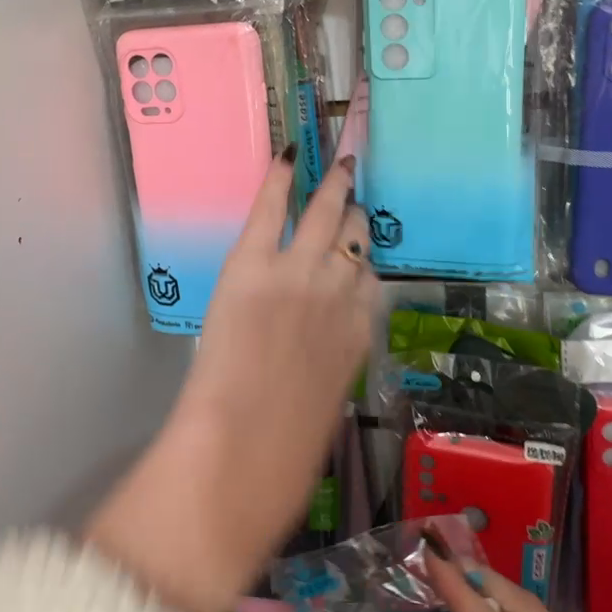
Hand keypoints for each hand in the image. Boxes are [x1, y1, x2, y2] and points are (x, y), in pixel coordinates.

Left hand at [87, 150, 378, 611]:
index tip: (358, 246)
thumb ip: (327, 371)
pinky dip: (278, 181)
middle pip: (356, 240)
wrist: (241, 455)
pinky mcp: (252, 268)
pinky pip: (270, 211)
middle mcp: (339, 295)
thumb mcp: (324, 411)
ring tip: (337, 161)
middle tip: (353, 186)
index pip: (369, 281)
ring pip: (324, 215)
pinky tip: (286, 155)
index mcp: (358, 335)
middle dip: (354, 212)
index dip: (362, 259)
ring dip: (332, 185)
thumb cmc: (283, 454)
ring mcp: (298, 275)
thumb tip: (317, 359)